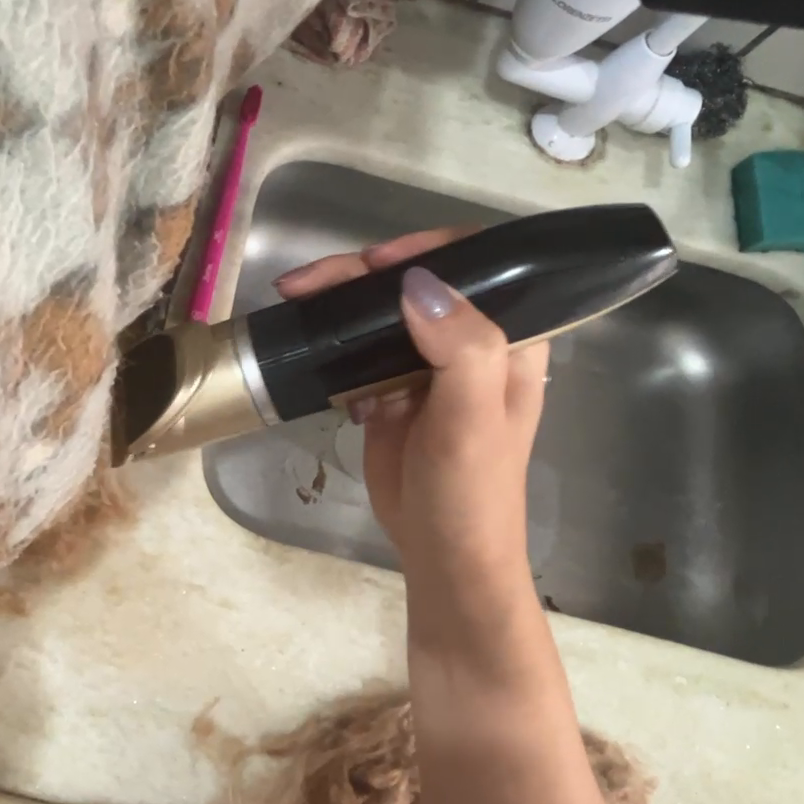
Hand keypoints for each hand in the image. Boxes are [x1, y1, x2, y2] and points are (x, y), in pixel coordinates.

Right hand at [274, 229, 547, 583]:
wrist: (440, 553)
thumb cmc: (471, 490)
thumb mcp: (473, 420)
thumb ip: (461, 349)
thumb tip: (416, 284)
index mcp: (509, 339)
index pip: (480, 266)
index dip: (429, 250)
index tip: (378, 262)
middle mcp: (469, 342)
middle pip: (415, 283)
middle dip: (361, 274)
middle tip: (309, 283)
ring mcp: (425, 365)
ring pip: (381, 312)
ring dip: (339, 302)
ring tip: (294, 297)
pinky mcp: (389, 388)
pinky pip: (359, 348)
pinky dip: (332, 340)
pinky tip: (309, 343)